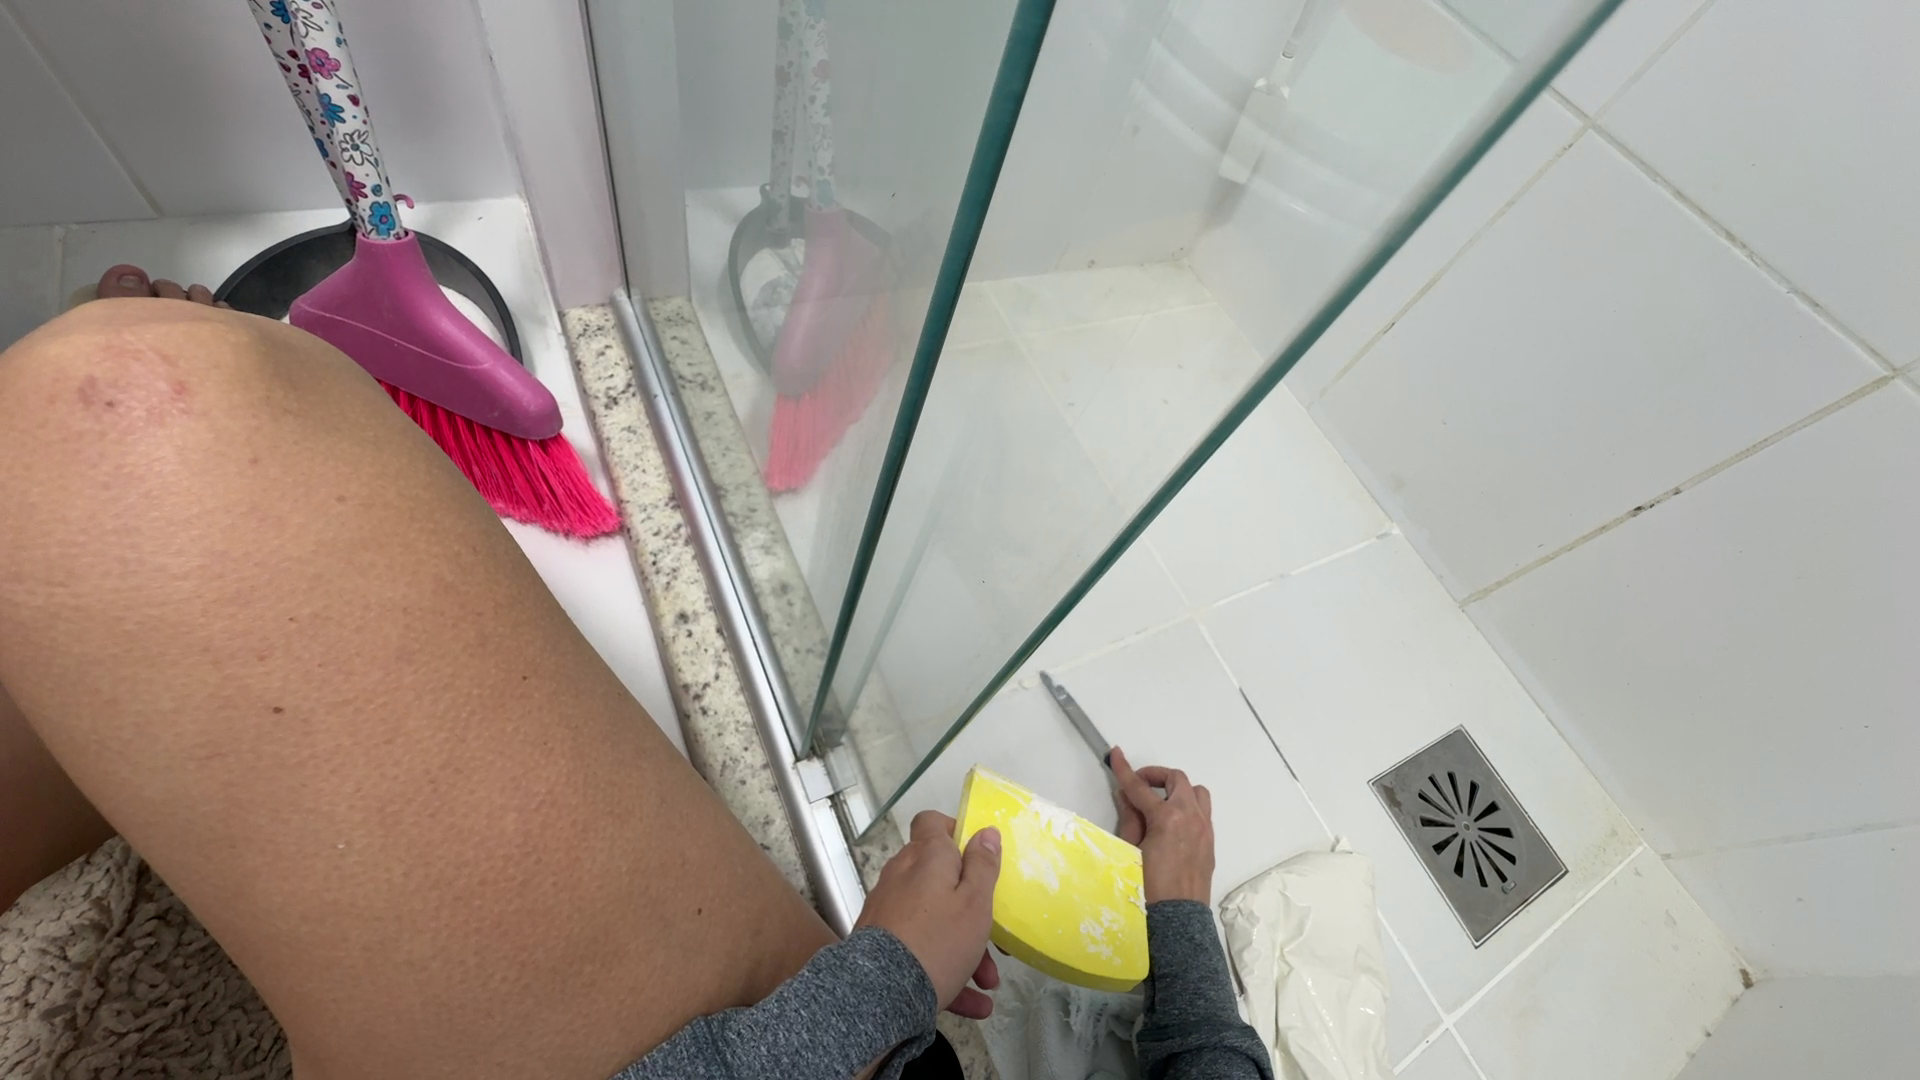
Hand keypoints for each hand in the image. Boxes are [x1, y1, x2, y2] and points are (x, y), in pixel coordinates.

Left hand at [855, 811, 1002, 1018]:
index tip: (976, 858)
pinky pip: (918, 948)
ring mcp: (888, 908)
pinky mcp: (879, 942)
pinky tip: (973, 1003)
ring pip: (933, 918)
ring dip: (964, 946)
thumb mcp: (975, 902)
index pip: (932, 822)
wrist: (878, 996)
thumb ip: (983, 866)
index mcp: (926, 856)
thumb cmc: (937, 939)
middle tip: (994, 936)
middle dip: (970, 906)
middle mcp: (902, 874)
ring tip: (988, 981)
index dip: (954, 832)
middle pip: (940, 878)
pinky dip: (944, 969)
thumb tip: (986, 832)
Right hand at [1110, 747, 1215, 904]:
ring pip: (1196, 792)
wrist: (1177, 920)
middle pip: (1176, 779)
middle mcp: (1191, 817)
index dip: (1125, 769)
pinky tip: (1172, 822)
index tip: (1116, 754)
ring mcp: (1205, 828)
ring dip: (1177, 789)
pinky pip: (1202, 811)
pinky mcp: (1210, 841)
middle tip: (1139, 785)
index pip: (1141, 787)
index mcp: (1168, 818)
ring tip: (1160, 802)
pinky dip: (1187, 806)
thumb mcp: (1130, 849)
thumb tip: (1126, 795)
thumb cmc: (1147, 886)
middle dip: (1155, 776)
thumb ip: (1130, 817)